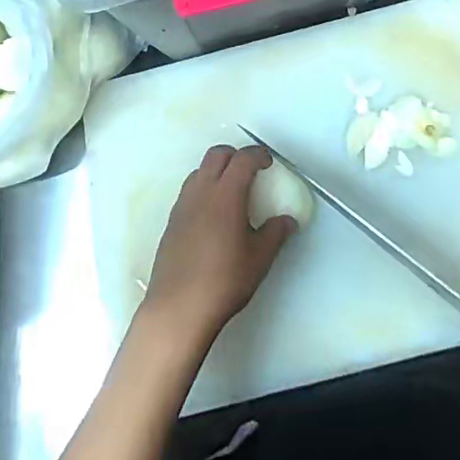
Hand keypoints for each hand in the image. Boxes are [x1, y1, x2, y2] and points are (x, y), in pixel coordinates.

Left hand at [140, 144, 295, 344]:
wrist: (179, 305)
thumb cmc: (224, 280)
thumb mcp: (259, 258)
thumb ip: (275, 233)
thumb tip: (287, 220)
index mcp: (226, 194)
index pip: (242, 159)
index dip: (257, 155)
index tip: (268, 161)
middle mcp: (201, 191)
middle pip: (216, 155)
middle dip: (235, 155)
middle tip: (251, 170)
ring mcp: (182, 204)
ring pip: (200, 170)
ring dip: (217, 170)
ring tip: (232, 191)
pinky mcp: (172, 219)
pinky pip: (189, 190)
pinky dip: (204, 188)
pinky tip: (213, 214)